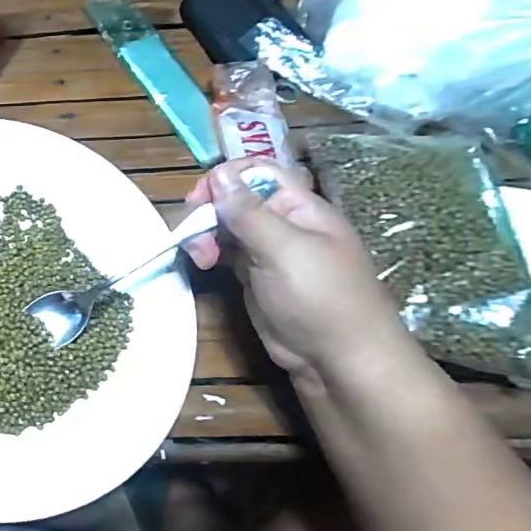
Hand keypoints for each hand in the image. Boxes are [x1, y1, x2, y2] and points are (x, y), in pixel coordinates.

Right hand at [181, 158, 416, 383]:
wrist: (338, 359)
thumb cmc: (320, 297)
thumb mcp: (283, 249)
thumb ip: (247, 211)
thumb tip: (219, 172)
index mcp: (300, 208)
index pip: (258, 171)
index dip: (226, 177)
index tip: (199, 198)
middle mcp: (283, 223)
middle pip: (234, 199)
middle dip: (208, 211)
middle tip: (192, 234)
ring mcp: (267, 250)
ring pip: (224, 226)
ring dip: (204, 235)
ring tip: (199, 258)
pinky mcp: (253, 275)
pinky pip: (224, 251)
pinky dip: (208, 254)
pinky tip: (202, 266)